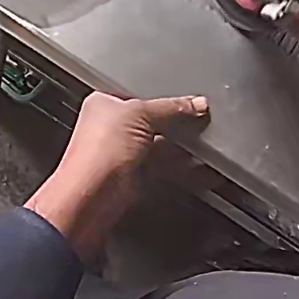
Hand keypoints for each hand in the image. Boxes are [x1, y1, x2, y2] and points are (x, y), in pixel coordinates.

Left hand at [26, 92, 208, 259]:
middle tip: (204, 126)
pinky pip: (162, 172)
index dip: (167, 101)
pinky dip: (182, 171)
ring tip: (208, 151)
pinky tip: (200, 171)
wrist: (90, 201)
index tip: (194, 104)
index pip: (141, 98)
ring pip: (160, 150)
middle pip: (153, 124)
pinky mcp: (132, 182)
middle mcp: (111, 131)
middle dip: (179, 128)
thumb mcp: (139, 114)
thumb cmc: (97, 154)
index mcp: (104, 106)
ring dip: (184, 151)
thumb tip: (196, 103)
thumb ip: (171, 108)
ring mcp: (122, 157)